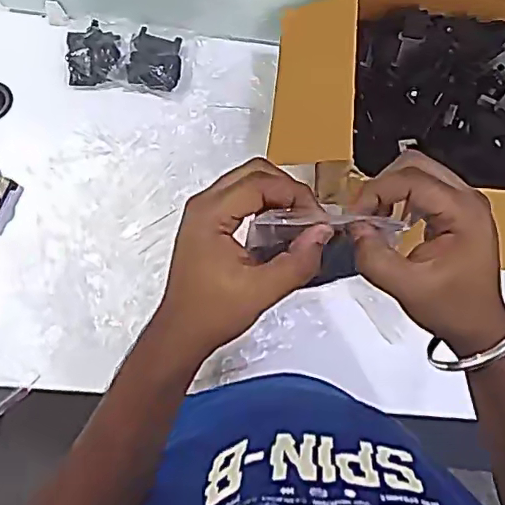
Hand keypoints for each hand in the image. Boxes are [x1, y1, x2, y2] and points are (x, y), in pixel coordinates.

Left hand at [153, 159, 331, 360]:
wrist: (182, 332)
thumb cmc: (211, 313)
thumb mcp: (262, 290)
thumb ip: (298, 261)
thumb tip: (322, 233)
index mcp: (211, 214)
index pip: (261, 182)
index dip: (294, 194)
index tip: (315, 216)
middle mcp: (204, 205)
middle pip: (255, 172)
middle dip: (288, 188)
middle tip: (309, 215)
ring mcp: (204, 211)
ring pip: (249, 180)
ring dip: (278, 194)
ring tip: (298, 221)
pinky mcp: (209, 220)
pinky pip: (242, 195)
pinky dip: (266, 202)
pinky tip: (279, 227)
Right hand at [348, 150, 504, 355]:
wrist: (479, 326)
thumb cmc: (457, 309)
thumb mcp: (407, 288)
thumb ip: (375, 257)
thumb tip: (357, 230)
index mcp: (464, 212)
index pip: (411, 179)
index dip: (377, 192)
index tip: (358, 214)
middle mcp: (468, 200)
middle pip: (415, 165)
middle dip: (383, 185)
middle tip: (365, 214)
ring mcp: (464, 203)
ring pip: (419, 172)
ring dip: (392, 191)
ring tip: (377, 219)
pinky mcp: (457, 210)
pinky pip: (425, 188)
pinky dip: (402, 198)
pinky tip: (394, 221)